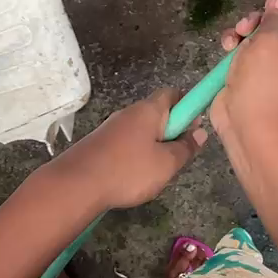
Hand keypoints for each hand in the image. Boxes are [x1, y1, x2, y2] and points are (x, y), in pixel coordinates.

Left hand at [43, 88, 205, 210]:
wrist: (78, 183)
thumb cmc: (128, 170)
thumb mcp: (166, 163)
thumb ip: (186, 147)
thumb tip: (199, 132)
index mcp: (148, 110)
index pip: (172, 93)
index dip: (188, 105)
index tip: (196, 125)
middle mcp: (129, 112)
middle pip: (157, 113)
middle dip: (172, 130)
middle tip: (179, 155)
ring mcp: (112, 127)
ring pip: (141, 130)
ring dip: (154, 145)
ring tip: (157, 170)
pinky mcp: (100, 143)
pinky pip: (126, 142)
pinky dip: (136, 154)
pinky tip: (135, 175)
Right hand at [210, 0, 277, 141]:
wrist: (248, 122)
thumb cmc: (267, 80)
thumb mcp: (271, 41)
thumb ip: (276, 17)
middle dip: (275, 12)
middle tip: (262, 12)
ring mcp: (273, 62)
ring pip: (265, 32)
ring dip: (250, 26)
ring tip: (239, 32)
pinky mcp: (251, 70)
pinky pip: (246, 47)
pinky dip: (237, 42)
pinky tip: (227, 45)